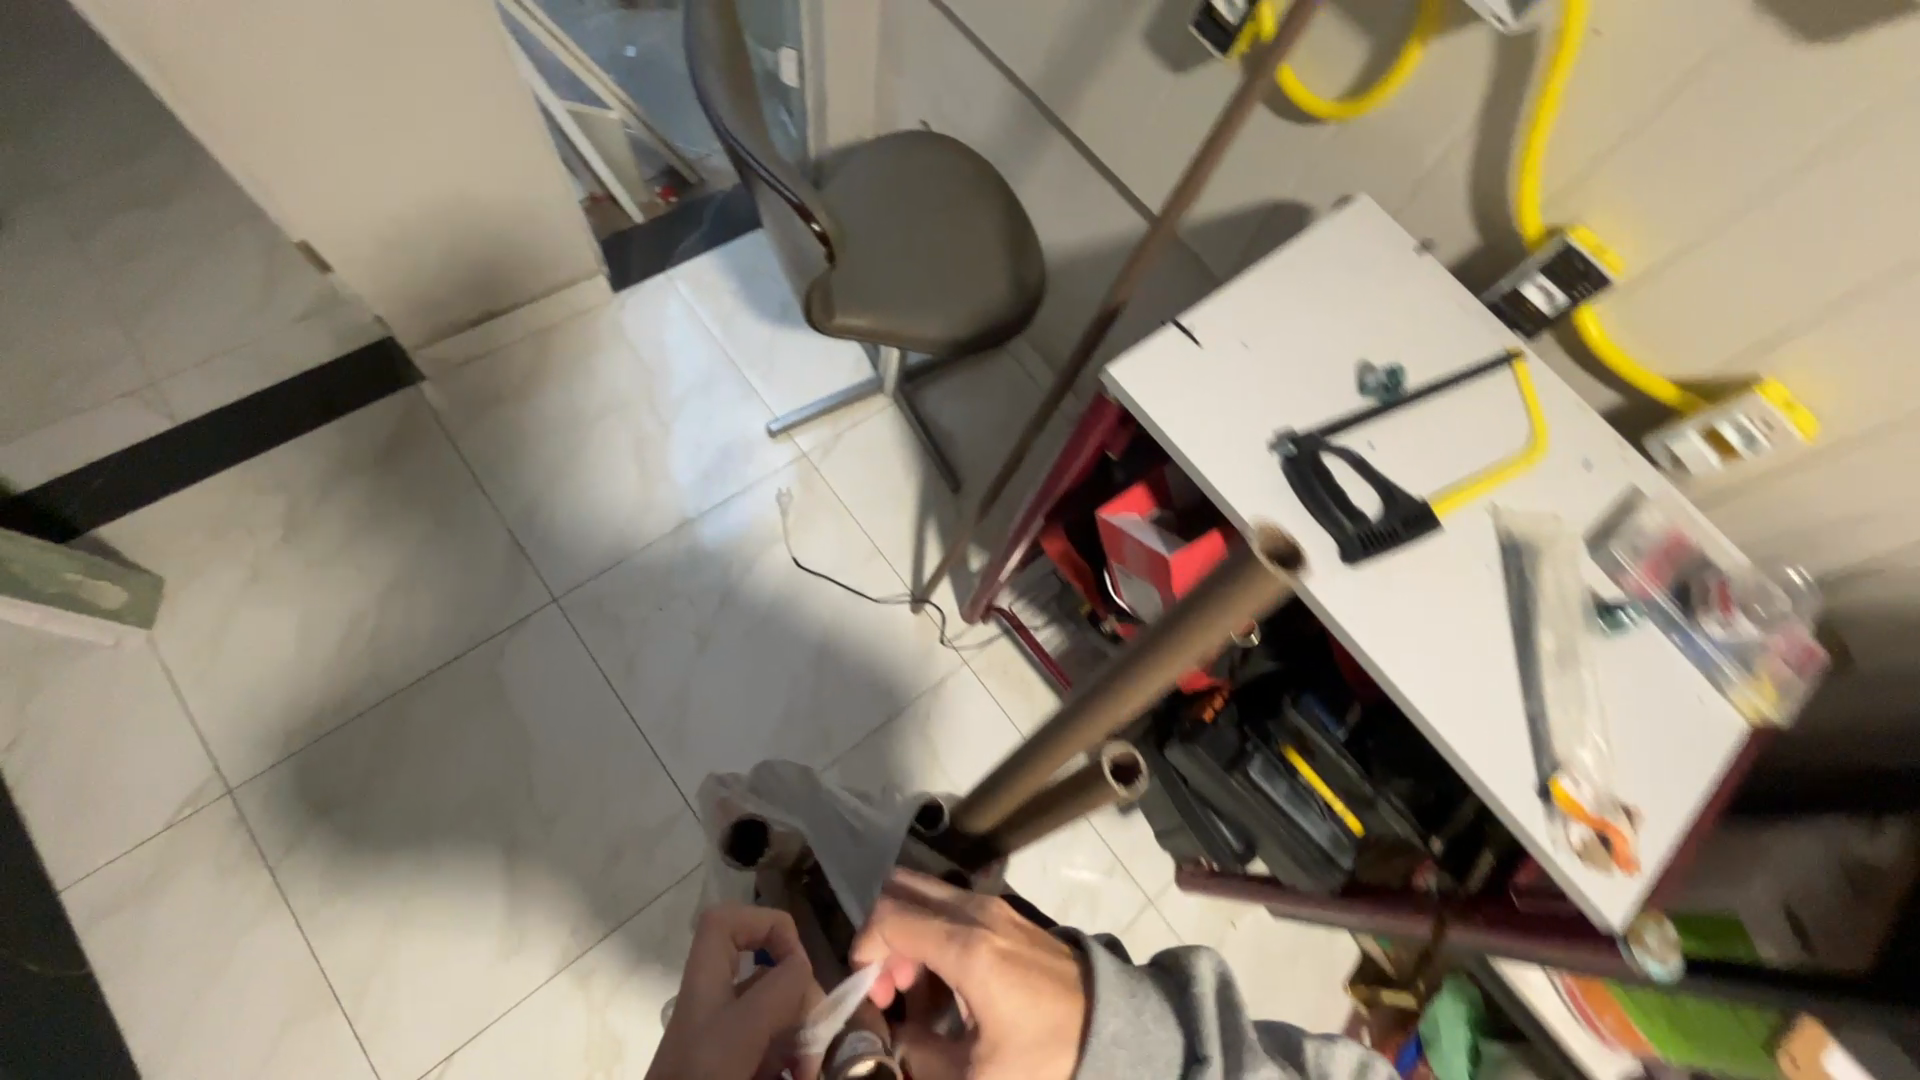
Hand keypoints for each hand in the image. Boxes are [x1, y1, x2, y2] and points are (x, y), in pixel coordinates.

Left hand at [647, 905, 822, 1079]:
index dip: (765, 925)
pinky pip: (779, 1054)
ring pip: (781, 1018)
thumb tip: (804, 967)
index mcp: (706, 983)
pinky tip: (801, 1076)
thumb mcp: (740, 1031)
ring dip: (806, 1040)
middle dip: (802, 1003)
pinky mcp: (740, 1071)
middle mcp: (718, 1006)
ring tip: (809, 1070)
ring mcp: (729, 1044)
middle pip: (770, 974)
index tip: (794, 962)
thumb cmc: (699, 1078)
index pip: (729, 922)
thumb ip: (778, 990)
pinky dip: (796, 1063)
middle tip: (817, 1036)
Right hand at [851, 869, 1089, 1079]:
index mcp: (966, 946)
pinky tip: (940, 979)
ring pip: (922, 892)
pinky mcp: (1002, 912)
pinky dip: (927, 928)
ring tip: (912, 987)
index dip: (864, 951)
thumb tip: (893, 1040)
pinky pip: (946, 903)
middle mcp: (974, 911)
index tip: (871, 994)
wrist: (1112, 1025)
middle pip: (899, 889)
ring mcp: (990, 905)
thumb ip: (922, 1057)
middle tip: (887, 986)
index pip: (889, 917)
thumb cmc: (1048, 1051)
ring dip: (903, 930)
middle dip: (880, 933)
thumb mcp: (981, 1076)